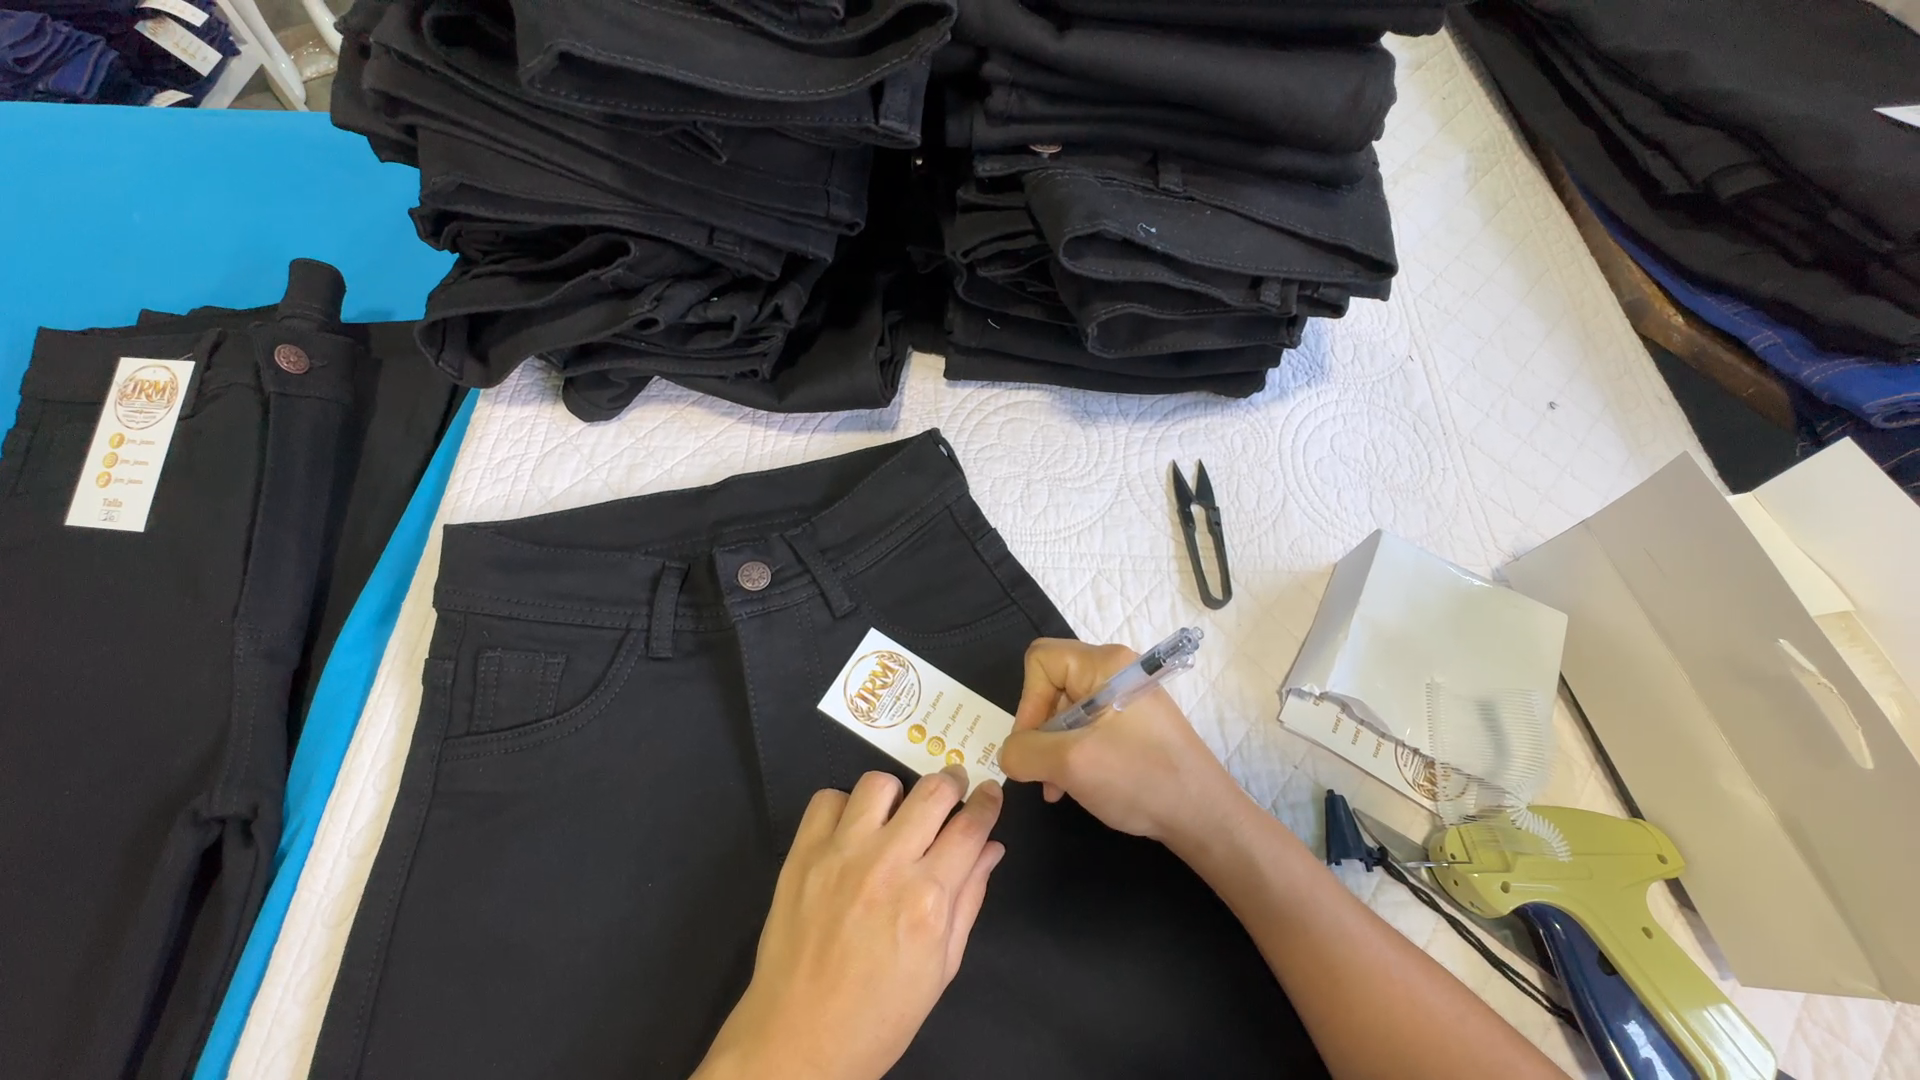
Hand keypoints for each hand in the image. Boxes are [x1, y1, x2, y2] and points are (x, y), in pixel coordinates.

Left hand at [692, 768, 1004, 1079]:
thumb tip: (991, 847)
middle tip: (954, 790)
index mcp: (927, 899)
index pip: (971, 826)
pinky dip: (845, 807)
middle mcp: (886, 865)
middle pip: (933, 791)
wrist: (799, 1040)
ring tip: (897, 815)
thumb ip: (969, 898)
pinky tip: (851, 831)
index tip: (991, 792)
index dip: (988, 802)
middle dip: (952, 783)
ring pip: (880, 783)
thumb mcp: (942, 966)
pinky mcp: (802, 855)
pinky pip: (827, 799)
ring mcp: (839, 855)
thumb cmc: (881, 1015)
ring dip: (898, 794)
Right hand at [997, 638, 1240, 843]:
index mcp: (1103, 664)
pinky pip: (1087, 728)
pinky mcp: (1132, 724)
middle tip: (1044, 772)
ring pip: (1066, 712)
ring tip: (1058, 787)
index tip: (1033, 744)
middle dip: (1040, 731)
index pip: (1040, 660)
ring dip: (1054, 749)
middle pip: (1051, 686)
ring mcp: (1125, 698)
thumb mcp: (1070, 764)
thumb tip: (1009, 753)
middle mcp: (1114, 671)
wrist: (1204, 816)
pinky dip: (1073, 754)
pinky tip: (1074, 786)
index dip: (1027, 701)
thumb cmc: (1138, 778)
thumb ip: (1025, 752)